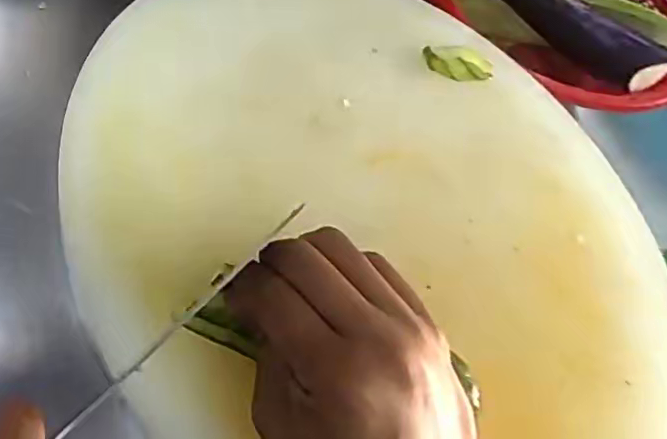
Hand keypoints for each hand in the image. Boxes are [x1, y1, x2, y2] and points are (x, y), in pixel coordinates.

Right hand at [225, 229, 474, 438]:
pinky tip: (336, 293)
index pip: (272, 293)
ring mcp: (410, 328)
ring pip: (338, 246)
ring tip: (297, 284)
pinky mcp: (430, 323)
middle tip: (260, 284)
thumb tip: (256, 305)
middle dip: (269, 264)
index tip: (236, 294)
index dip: (243, 287)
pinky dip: (347, 269)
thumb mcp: (285, 424)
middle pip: (301, 256)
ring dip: (306, 258)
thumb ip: (266, 356)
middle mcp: (378, 339)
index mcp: (339, 373)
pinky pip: (376, 264)